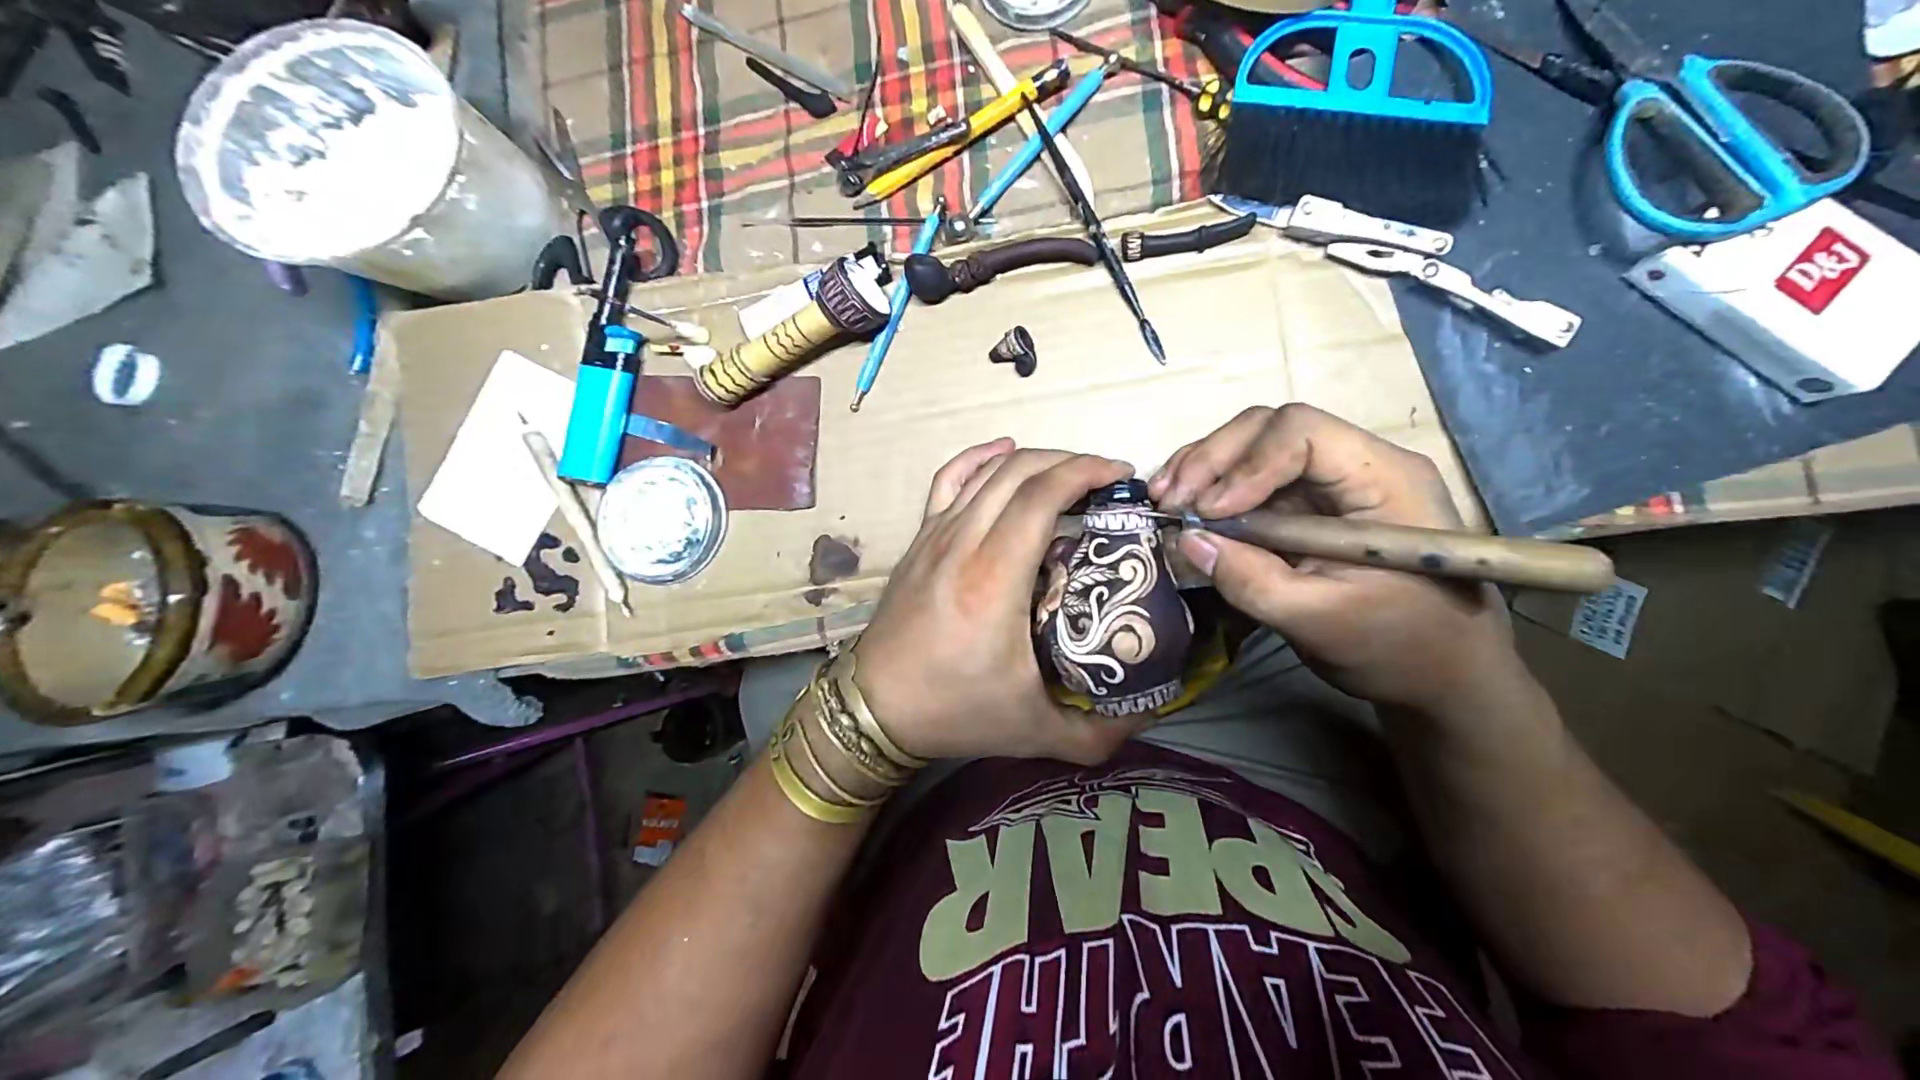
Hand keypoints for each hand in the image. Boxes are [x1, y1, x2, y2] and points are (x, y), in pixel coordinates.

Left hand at [853, 440, 1151, 764]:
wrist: (874, 709)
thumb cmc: (954, 712)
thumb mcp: (1035, 731)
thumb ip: (1099, 733)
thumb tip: (1153, 712)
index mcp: (993, 580)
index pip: (1041, 497)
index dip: (1085, 471)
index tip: (1121, 475)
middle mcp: (962, 544)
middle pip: (1019, 472)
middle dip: (1070, 461)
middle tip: (1106, 478)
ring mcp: (935, 536)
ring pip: (987, 471)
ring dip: (1034, 460)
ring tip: (1070, 472)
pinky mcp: (920, 540)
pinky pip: (948, 480)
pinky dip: (978, 457)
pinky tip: (1004, 452)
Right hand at [1150, 405, 1530, 717]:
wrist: (1440, 675)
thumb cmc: (1400, 648)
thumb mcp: (1322, 622)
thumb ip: (1253, 581)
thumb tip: (1188, 540)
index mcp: (1383, 479)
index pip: (1302, 433)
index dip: (1248, 464)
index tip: (1211, 511)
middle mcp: (1354, 465)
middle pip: (1269, 429)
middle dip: (1213, 460)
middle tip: (1169, 500)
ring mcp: (1326, 485)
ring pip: (1252, 448)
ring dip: (1202, 470)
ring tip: (1163, 500)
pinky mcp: (1302, 507)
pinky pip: (1248, 482)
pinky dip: (1209, 490)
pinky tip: (1180, 507)